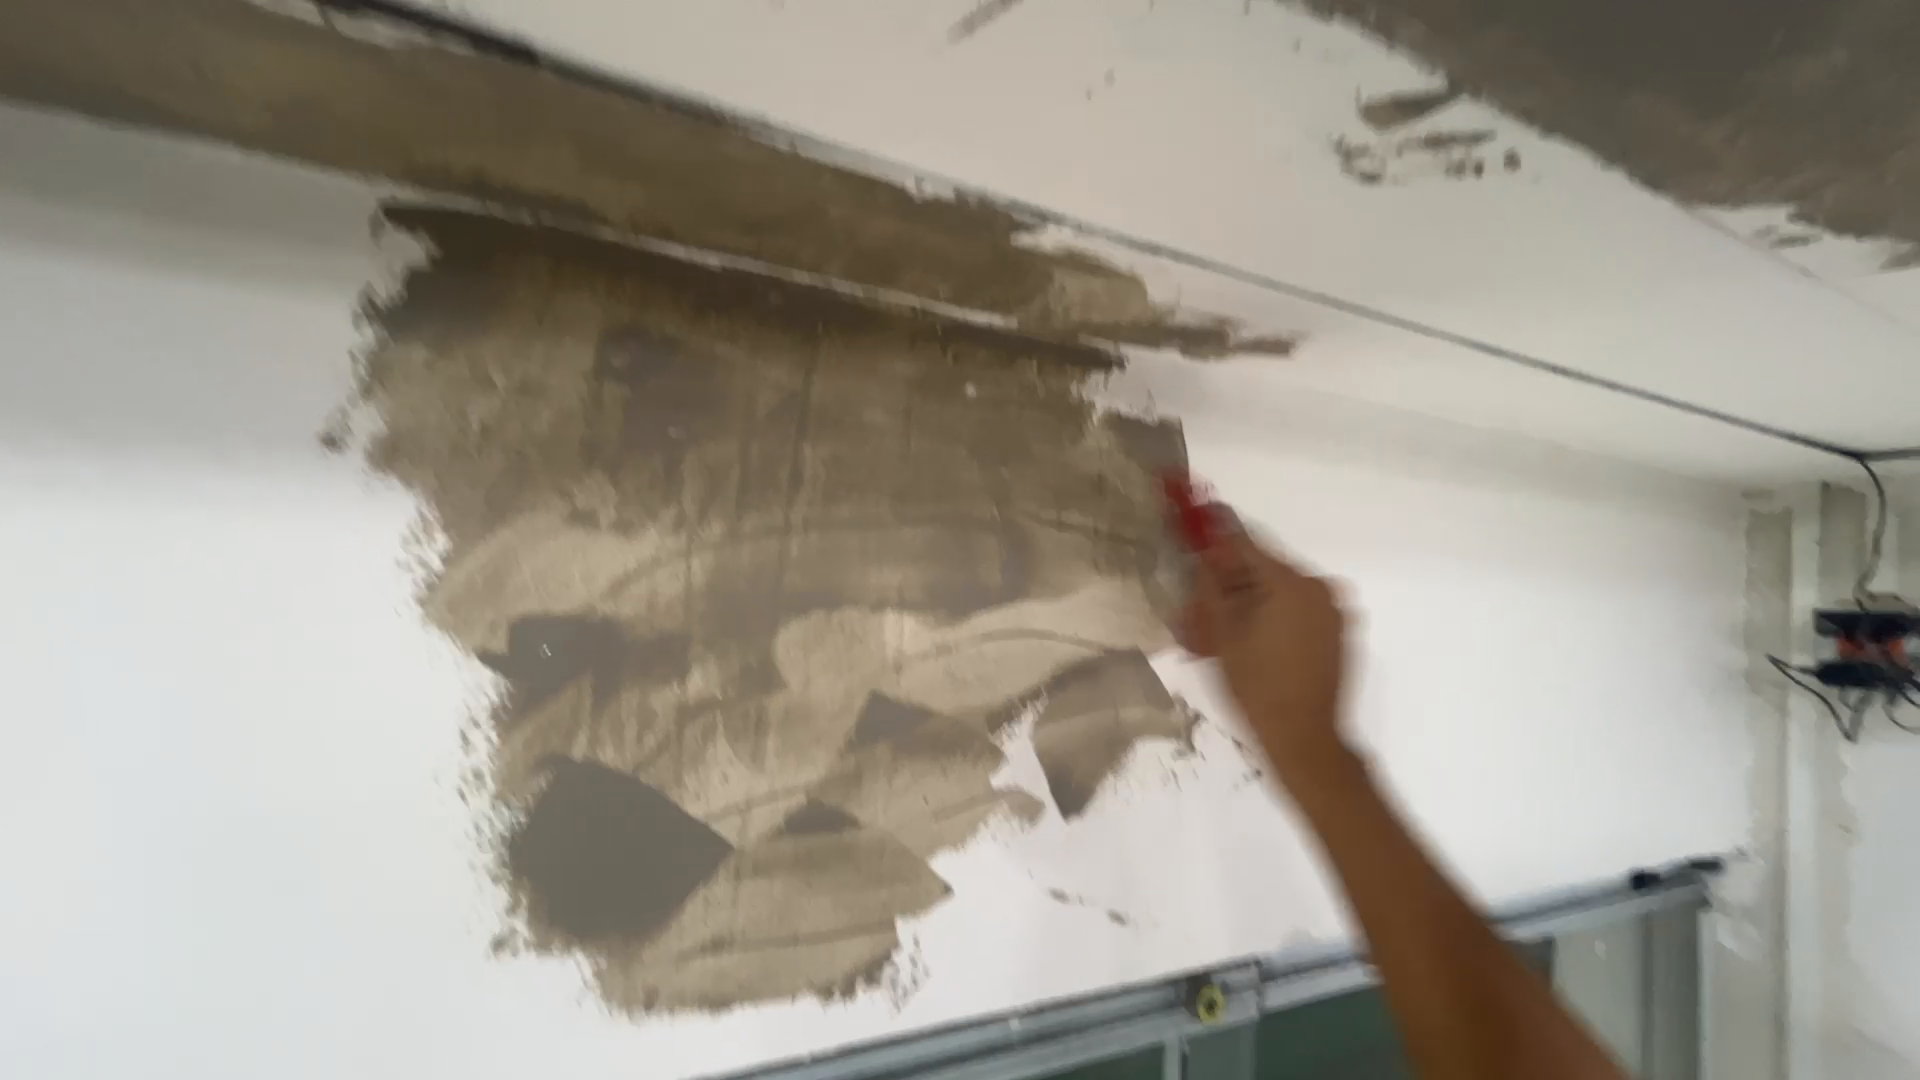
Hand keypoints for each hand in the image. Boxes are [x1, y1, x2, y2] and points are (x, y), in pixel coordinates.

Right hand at [1176, 513, 1350, 772]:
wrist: (1306, 741)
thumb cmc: (1256, 686)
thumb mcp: (1222, 633)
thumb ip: (1212, 582)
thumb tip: (1204, 547)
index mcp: (1291, 582)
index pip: (1244, 543)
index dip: (1213, 533)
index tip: (1192, 519)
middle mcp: (1320, 587)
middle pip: (1261, 570)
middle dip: (1226, 583)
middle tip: (1195, 607)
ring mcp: (1334, 612)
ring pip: (1277, 593)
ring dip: (1246, 604)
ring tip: (1216, 635)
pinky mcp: (1339, 634)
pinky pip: (1296, 613)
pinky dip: (1269, 619)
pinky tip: (1247, 644)